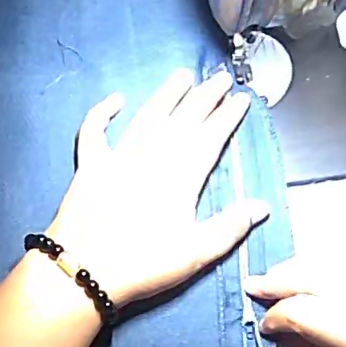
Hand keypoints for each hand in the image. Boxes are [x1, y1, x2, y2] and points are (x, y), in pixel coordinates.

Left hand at [46, 69, 269, 305]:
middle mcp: (151, 158)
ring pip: (147, 116)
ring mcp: (118, 158)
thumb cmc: (143, 264)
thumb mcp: (196, 253)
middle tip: (221, 78)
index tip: (242, 100)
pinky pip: (94, 132)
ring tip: (182, 76)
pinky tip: (115, 100)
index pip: (210, 138)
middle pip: (182, 119)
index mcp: (181, 178)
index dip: (228, 117)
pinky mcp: (90, 166)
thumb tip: (261, 207)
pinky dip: (103, 113)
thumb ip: (230, 227)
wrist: (84, 271)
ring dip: (166, 95)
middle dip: (205, 97)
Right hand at [245, 259, 345, 346]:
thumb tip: (279, 335)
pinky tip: (317, 277)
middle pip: (323, 273)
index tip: (262, 327)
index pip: (309, 310)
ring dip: (306, 267)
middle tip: (254, 286)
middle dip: (284, 278)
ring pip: (342, 261)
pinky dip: (334, 266)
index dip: (278, 315)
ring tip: (279, 280)